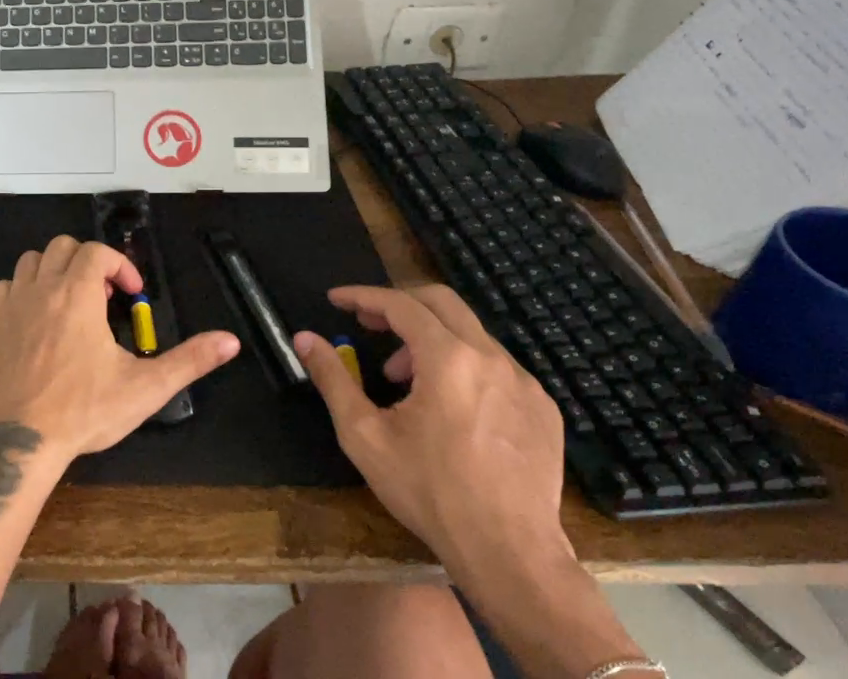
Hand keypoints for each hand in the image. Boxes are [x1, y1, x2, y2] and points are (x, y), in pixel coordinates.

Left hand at [0, 235, 239, 457]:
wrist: (21, 439)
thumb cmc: (84, 410)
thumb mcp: (145, 387)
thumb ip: (189, 360)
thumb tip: (230, 341)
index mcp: (77, 295)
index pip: (96, 251)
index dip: (120, 265)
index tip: (132, 294)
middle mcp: (42, 289)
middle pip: (63, 246)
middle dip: (88, 262)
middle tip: (104, 298)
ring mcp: (12, 305)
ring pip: (32, 261)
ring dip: (55, 269)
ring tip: (73, 302)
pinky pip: (6, 287)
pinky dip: (24, 289)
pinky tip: (39, 318)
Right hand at [294, 285, 569, 570]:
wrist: (509, 550)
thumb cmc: (428, 491)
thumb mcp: (364, 435)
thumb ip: (333, 379)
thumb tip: (303, 338)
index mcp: (448, 359)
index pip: (401, 305)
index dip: (363, 296)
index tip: (336, 300)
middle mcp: (491, 358)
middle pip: (442, 302)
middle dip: (400, 305)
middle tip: (368, 325)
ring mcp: (525, 383)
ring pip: (472, 336)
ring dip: (431, 341)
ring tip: (406, 382)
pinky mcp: (544, 409)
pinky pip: (498, 368)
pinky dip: (465, 369)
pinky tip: (451, 409)